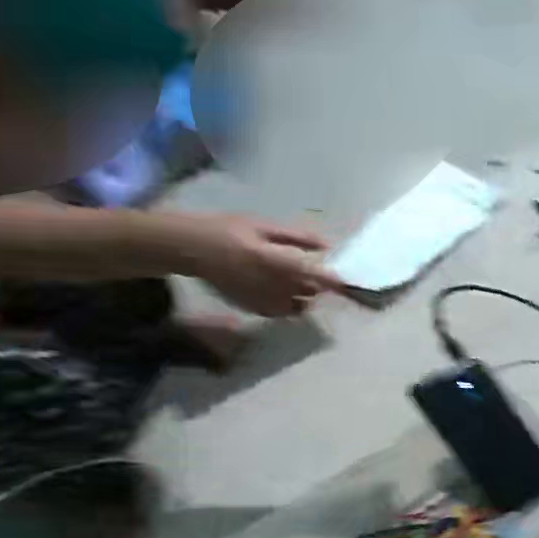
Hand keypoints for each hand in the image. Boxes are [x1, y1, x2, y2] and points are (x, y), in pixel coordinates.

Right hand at [174, 215, 343, 316]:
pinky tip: (277, 289)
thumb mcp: (260, 226)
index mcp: (280, 262)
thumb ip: (295, 237)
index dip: (338, 283)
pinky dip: (290, 303)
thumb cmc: (225, 230)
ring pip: (304, 303)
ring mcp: (269, 301)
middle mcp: (278, 286)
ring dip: (304, 294)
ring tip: (286, 277)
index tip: (350, 284)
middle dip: (316, 283)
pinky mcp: (259, 310)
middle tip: (306, 270)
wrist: (188, 248)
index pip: (320, 278)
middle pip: (314, 291)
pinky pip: (287, 311)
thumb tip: (327, 245)